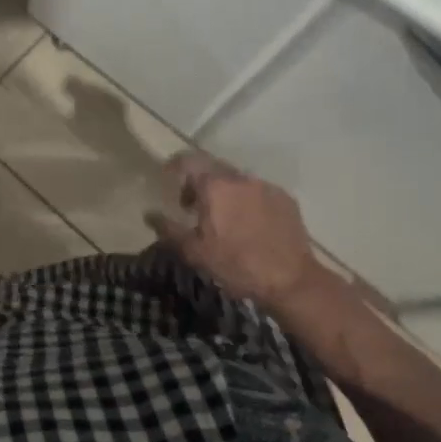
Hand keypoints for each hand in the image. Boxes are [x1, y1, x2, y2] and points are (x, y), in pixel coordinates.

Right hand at [149, 150, 335, 312]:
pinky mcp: (286, 199)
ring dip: (224, 191)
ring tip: (223, 216)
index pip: (188, 160)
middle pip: (213, 167)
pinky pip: (258, 191)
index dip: (174, 165)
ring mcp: (266, 187)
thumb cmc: (236, 265)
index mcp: (214, 186)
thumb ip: (168, 228)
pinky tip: (248, 223)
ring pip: (237, 180)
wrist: (292, 281)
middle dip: (199, 181)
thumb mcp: (194, 251)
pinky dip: (247, 199)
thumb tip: (148, 213)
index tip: (168, 177)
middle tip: (193, 205)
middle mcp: (240, 179)